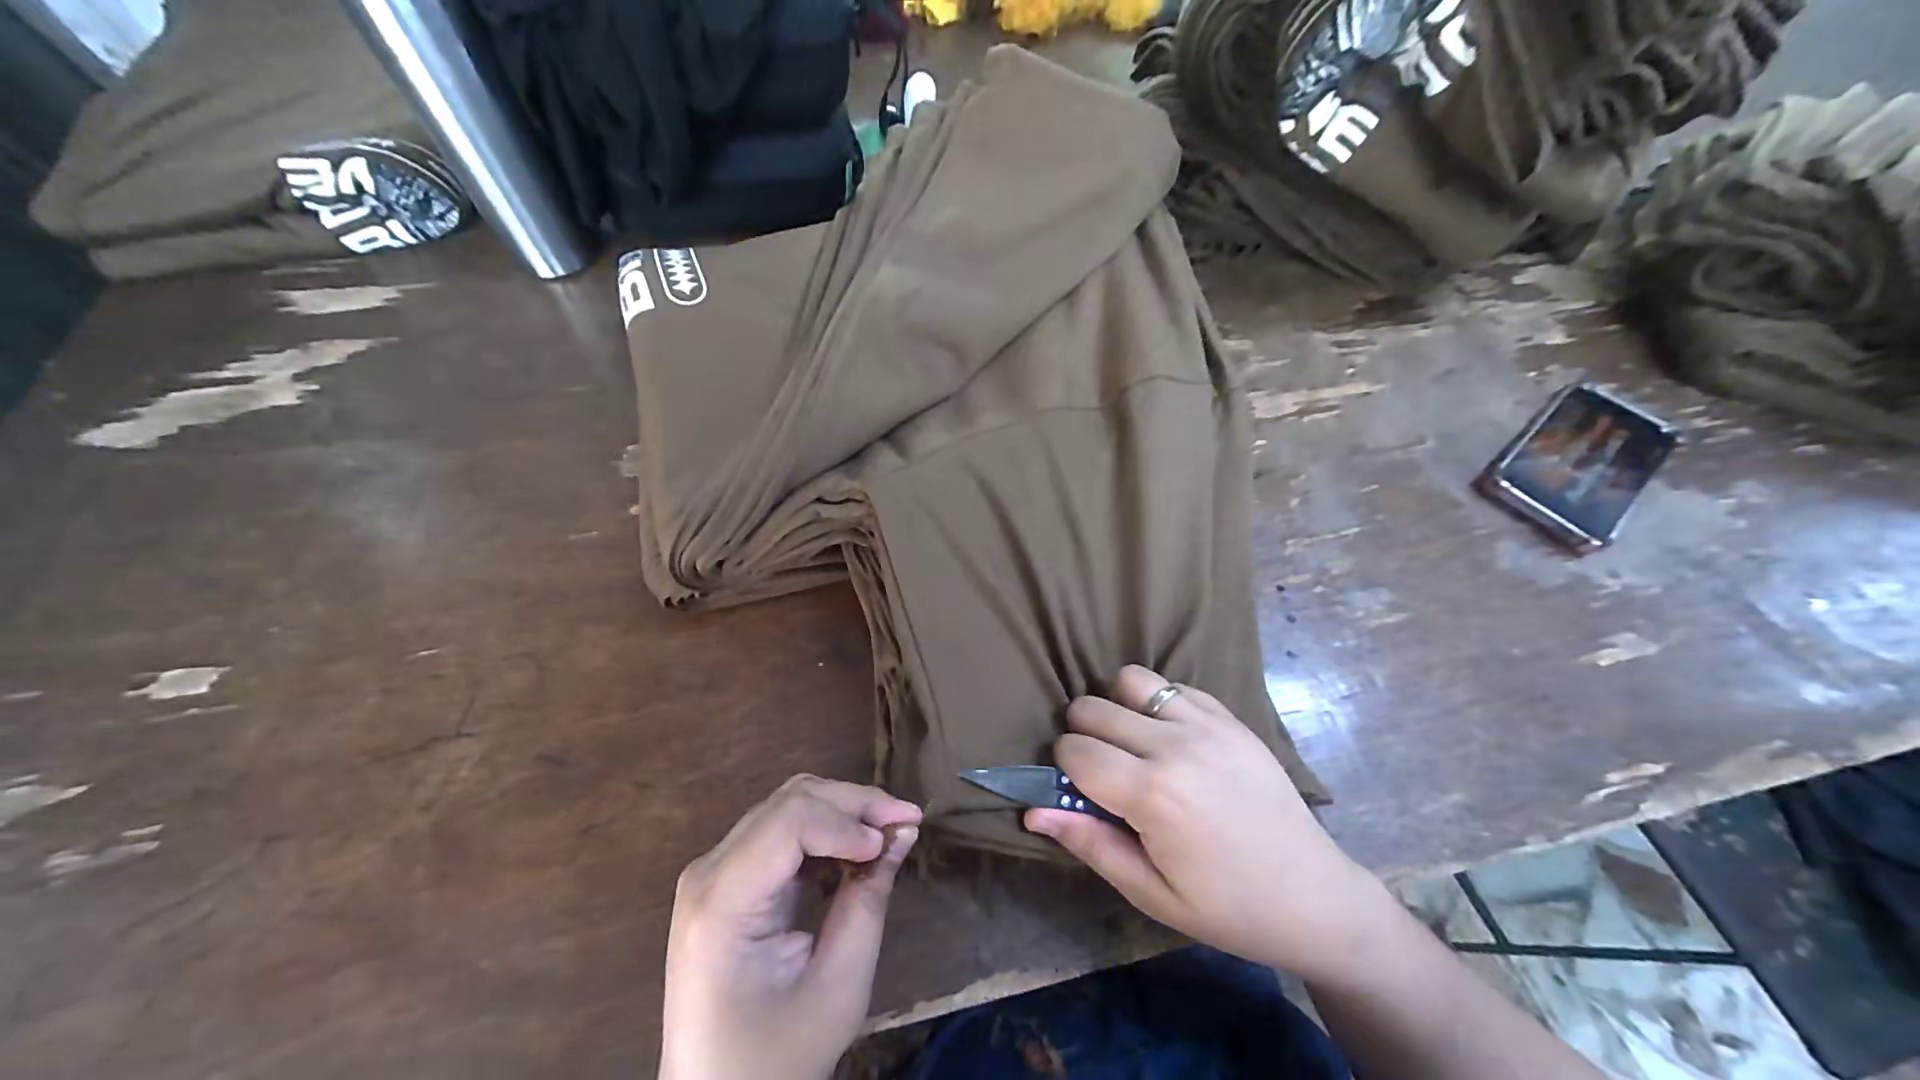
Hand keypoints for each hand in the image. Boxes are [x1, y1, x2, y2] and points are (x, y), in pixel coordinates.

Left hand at [660, 774, 921, 1079]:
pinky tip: (857, 846)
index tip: (894, 840)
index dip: (848, 820)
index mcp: (722, 902)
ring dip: (842, 810)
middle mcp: (708, 872)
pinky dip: (824, 828)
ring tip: (888, 830)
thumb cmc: (778, 1055)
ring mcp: (712, 872)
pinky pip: (780, 830)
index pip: (790, 821)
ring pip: (786, 805)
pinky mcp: (725, 878)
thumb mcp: (838, 984)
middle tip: (906, 820)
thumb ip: (869, 899)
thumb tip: (903, 832)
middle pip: (789, 801)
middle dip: (853, 803)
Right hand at [1025, 665, 1394, 979]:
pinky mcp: (1230, 717)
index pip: (1073, 750)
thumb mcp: (1150, 892)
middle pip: (1091, 707)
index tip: (1081, 793)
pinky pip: (1173, 685)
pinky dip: (1158, 704)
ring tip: (1134, 746)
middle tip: (1104, 773)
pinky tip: (1172, 741)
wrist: (1314, 896)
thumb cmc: (1226, 906)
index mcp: (1152, 794)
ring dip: (1119, 709)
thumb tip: (1032, 811)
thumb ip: (1089, 843)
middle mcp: (1175, 746)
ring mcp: (1207, 724)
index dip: (1064, 770)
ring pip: (1130, 680)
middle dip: (1083, 736)